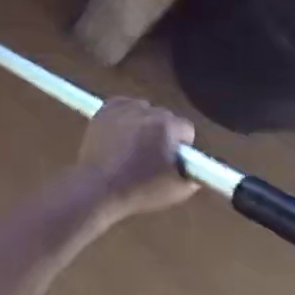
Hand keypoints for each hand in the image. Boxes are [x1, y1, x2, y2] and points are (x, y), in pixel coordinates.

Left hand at [74, 99, 198, 220]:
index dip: (182, 145)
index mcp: (167, 125)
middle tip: (152, 155)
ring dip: (144, 123)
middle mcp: (146, 110)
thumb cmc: (141, 189)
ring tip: (134, 146)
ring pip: (142, 110)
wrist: (99, 187)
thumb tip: (195, 165)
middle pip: (164, 117)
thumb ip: (195, 173)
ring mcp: (122, 108)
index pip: (186, 128)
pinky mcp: (103, 110)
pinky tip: (121, 132)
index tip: (173, 160)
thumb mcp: (179, 188)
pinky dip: (125, 115)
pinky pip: (122, 105)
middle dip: (163, 133)